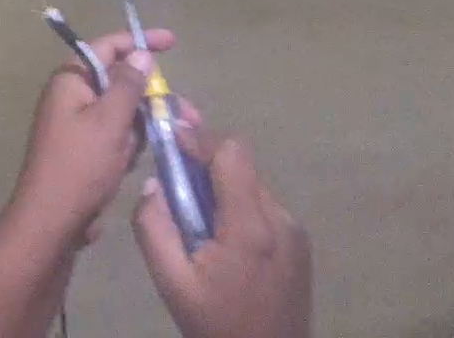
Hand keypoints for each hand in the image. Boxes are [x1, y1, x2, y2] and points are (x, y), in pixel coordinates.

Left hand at [7, 28, 179, 241]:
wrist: (52, 221)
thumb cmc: (79, 165)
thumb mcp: (109, 121)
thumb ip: (127, 84)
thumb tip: (141, 53)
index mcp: (70, 79)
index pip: (107, 47)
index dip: (139, 41)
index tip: (173, 42)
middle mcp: (72, 95)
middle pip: (118, 80)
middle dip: (152, 94)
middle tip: (188, 111)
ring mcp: (78, 123)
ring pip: (121, 110)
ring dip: (146, 121)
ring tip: (175, 138)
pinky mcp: (86, 149)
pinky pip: (115, 133)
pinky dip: (132, 141)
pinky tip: (142, 158)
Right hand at [132, 134, 311, 337]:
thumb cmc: (217, 326)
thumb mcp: (172, 282)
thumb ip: (154, 226)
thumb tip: (154, 183)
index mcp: (251, 227)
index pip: (229, 153)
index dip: (198, 137)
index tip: (170, 133)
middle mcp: (281, 220)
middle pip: (240, 164)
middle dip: (204, 157)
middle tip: (172, 157)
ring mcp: (295, 232)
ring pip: (250, 182)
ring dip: (220, 182)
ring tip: (193, 205)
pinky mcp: (300, 245)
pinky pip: (261, 204)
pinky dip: (236, 202)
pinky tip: (218, 230)